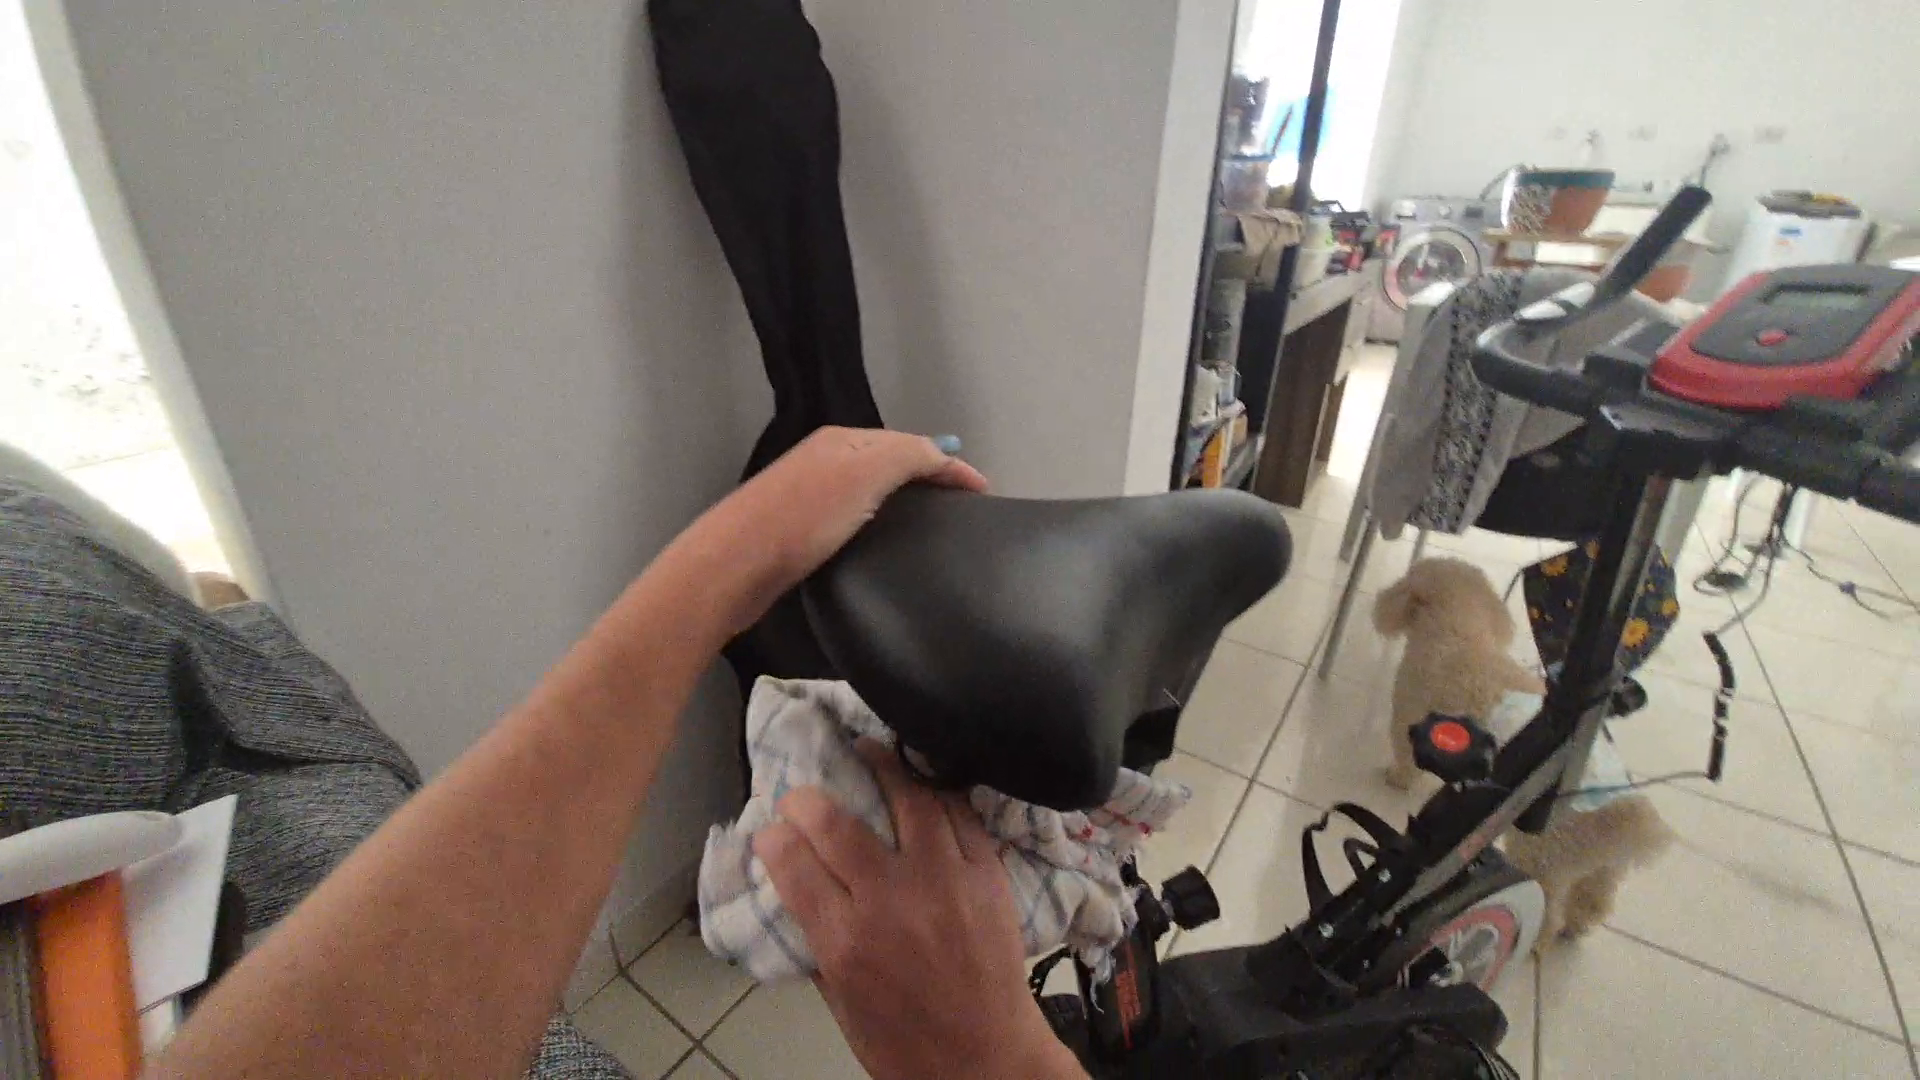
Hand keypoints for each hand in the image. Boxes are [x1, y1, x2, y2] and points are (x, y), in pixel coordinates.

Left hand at [683, 427, 987, 635]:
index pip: (911, 443)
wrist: (734, 564)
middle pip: (891, 460)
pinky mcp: (799, 527)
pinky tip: (884, 539)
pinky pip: (854, 512)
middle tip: (960, 505)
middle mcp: (827, 458)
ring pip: (872, 487)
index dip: (949, 464)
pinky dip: (880, 518)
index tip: (984, 491)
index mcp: (844, 440)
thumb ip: (907, 455)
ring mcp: (810, 492)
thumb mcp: (865, 474)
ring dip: (904, 497)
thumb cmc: (804, 517)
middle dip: (929, 475)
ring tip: (931, 523)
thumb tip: (941, 452)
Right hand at [756, 741, 1085, 1079]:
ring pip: (909, 798)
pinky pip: (958, 812)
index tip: (769, 830)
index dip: (772, 838)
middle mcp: (892, 901)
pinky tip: (922, 780)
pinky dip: (935, 791)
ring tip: (867, 748)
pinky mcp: (986, 871)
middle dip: (808, 798)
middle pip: (838, 824)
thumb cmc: (904, 1040)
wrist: (986, 1060)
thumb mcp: (841, 1003)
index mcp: (847, 941)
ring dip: (882, 764)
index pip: (793, 865)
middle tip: (803, 793)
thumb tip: (796, 885)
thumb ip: (816, 940)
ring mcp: (945, 879)